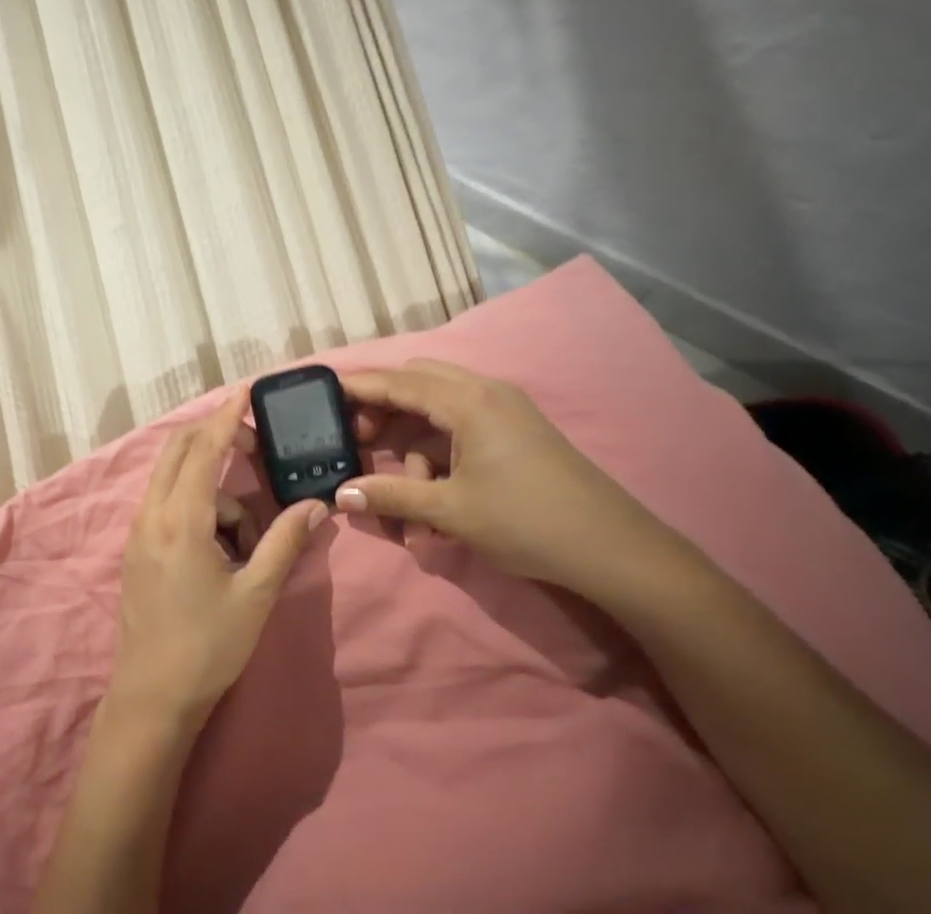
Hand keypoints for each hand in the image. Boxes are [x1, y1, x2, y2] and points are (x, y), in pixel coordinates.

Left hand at [109, 388, 328, 726]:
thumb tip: (315, 505)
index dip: (226, 417)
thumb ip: (284, 542)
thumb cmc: (209, 646)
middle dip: (216, 439)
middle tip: (255, 449)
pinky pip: (166, 506)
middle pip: (179, 451)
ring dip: (212, 488)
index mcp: (180, 520)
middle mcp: (151, 516)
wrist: (153, 696)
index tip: (245, 391)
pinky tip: (223, 550)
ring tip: (248, 540)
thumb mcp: (256, 593)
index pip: (204, 449)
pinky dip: (196, 508)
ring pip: (173, 482)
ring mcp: (137, 533)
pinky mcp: (135, 551)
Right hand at [334, 360, 688, 592]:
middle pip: (417, 385)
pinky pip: (461, 429)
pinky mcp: (516, 433)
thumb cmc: (525, 522)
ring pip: (438, 411)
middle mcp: (485, 392)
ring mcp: (505, 411)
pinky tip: (431, 499)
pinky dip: (438, 455)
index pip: (397, 381)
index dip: (356, 387)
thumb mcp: (449, 511)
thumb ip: (391, 496)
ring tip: (401, 497)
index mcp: (468, 401)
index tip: (319, 393)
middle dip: (382, 412)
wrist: (611, 548)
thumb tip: (341, 493)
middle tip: (356, 443)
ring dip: (411, 446)